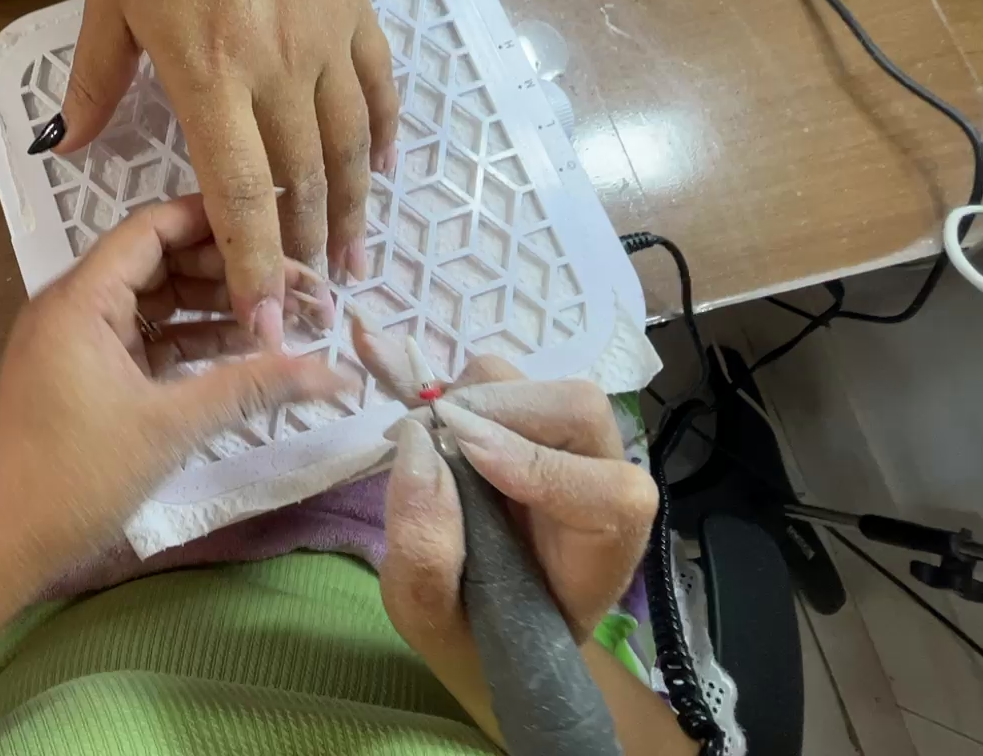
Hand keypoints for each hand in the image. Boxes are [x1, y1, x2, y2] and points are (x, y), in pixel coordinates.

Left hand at [0, 196, 344, 597]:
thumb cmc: (73, 477)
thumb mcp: (169, 428)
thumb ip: (251, 388)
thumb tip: (337, 375)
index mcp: (82, 298)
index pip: (152, 228)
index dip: (214, 220)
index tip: (275, 226)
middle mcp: (76, 304)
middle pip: (160, 262)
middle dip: (226, 271)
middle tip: (295, 284)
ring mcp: (79, 338)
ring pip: (156, 301)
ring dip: (213, 308)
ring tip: (282, 317)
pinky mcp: (86, 370)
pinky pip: (145, 338)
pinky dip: (188, 341)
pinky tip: (243, 349)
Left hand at [43, 0, 397, 333]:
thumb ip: (94, 82)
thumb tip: (68, 144)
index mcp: (209, 76)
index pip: (240, 196)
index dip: (253, 266)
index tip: (266, 320)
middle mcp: (277, 72)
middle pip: (299, 185)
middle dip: (303, 253)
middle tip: (310, 304)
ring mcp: (327, 43)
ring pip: (346, 150)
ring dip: (350, 214)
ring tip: (354, 264)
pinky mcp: (357, 15)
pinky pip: (379, 92)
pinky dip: (380, 140)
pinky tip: (378, 175)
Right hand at [355, 347, 657, 657]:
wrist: (487, 623)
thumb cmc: (469, 633)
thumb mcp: (431, 618)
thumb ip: (424, 552)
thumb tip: (416, 447)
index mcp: (598, 554)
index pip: (609, 492)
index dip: (535, 462)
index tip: (456, 451)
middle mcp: (594, 485)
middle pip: (574, 410)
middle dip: (489, 409)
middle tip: (420, 436)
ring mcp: (561, 445)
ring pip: (529, 381)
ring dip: (463, 394)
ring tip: (418, 433)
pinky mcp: (521, 421)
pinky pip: (490, 376)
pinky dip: (437, 373)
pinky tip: (374, 350)